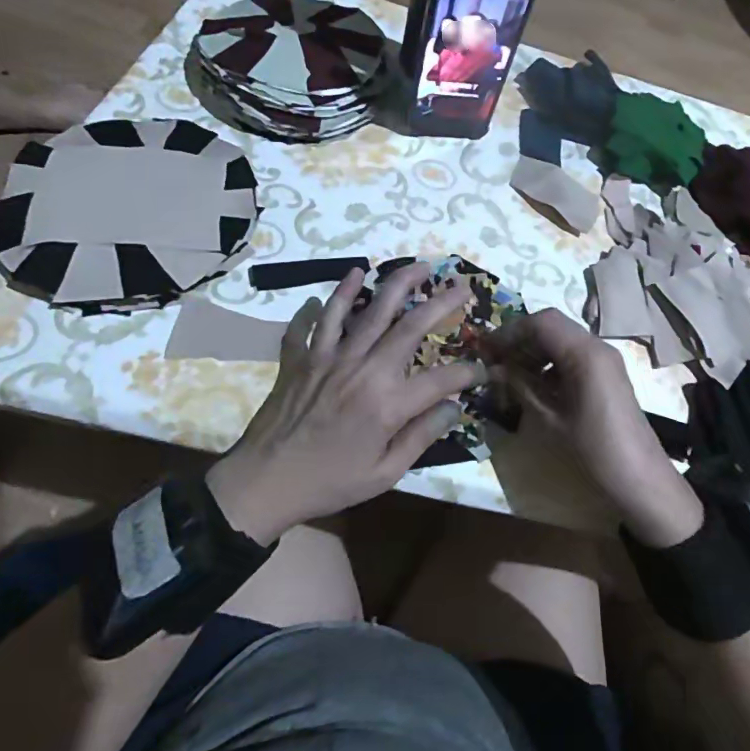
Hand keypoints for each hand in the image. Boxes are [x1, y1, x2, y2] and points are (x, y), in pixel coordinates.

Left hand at [205, 265, 479, 544]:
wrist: (264, 483)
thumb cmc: (329, 483)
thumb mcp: (384, 473)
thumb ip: (421, 437)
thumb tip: (453, 407)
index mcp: (388, 404)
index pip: (442, 379)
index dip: (469, 372)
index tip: (485, 368)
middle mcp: (363, 369)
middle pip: (409, 325)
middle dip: (440, 301)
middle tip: (459, 284)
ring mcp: (329, 357)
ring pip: (366, 310)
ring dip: (393, 284)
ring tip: (414, 267)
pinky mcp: (302, 356)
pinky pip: (317, 320)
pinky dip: (331, 299)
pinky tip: (347, 280)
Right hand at [488, 309, 703, 546]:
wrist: (641, 477)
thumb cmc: (594, 448)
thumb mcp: (550, 418)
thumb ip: (521, 386)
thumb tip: (495, 368)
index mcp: (585, 353)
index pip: (541, 322)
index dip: (511, 331)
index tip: (488, 349)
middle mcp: (597, 346)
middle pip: (552, 325)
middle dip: (521, 338)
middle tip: (496, 359)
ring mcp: (605, 359)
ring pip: (562, 338)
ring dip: (535, 349)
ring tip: (511, 372)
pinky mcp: (607, 372)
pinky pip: (574, 354)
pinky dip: (551, 361)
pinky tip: (535, 383)